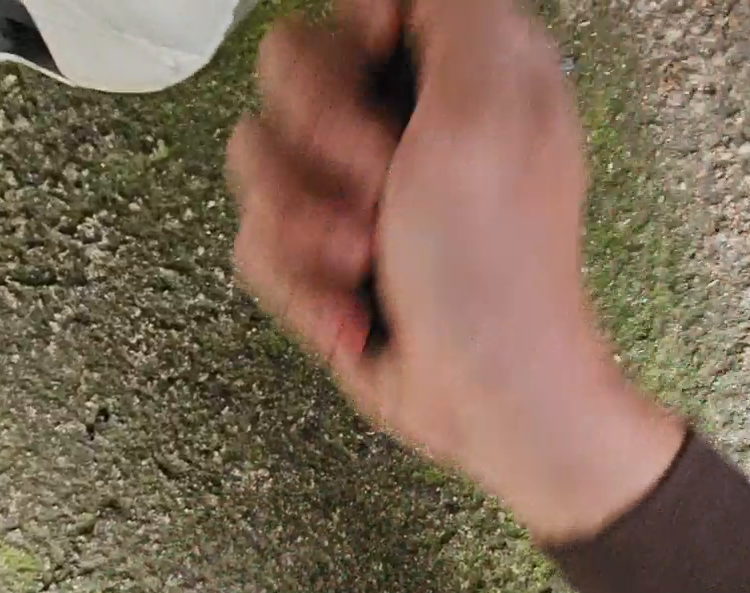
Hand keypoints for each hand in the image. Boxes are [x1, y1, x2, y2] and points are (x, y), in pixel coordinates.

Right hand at [228, 0, 684, 543]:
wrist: (482, 395)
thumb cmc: (493, 268)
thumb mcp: (489, 108)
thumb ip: (453, 7)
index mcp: (457, 75)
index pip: (362, 4)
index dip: (354, 41)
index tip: (386, 100)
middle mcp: (404, 129)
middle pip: (287, 70)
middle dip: (323, 146)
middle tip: (382, 199)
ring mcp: (358, 200)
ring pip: (257, 161)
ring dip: (306, 228)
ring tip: (367, 268)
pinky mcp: (325, 262)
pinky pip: (256, 243)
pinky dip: (302, 289)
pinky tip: (354, 318)